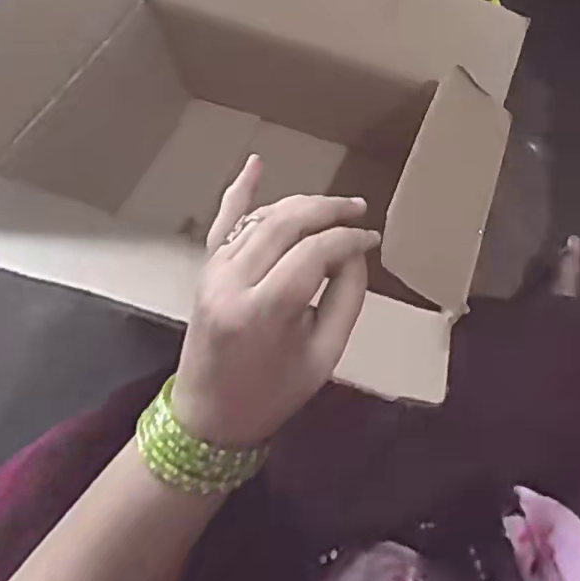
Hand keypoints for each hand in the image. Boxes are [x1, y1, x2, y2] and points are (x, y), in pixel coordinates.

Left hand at [170, 155, 379, 447]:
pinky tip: (256, 162)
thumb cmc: (273, 394)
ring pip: (263, 216)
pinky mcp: (206, 268)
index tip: (373, 240)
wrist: (207, 418)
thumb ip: (347, 297)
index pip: (314, 252)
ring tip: (335, 208)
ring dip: (302, 205)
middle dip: (329, 209)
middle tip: (359, 210)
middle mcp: (231, 281)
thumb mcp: (325, 355)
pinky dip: (242, 190)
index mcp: (261, 311)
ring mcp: (213, 270)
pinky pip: (224, 220)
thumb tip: (354, 252)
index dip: (349, 240)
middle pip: (287, 223)